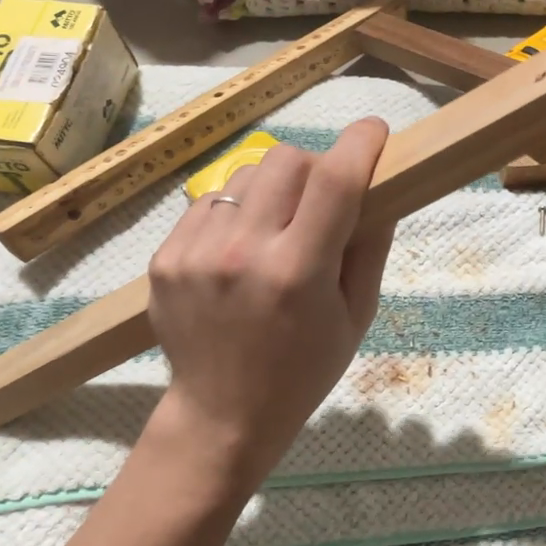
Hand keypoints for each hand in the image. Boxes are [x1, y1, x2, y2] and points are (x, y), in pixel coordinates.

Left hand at [146, 118, 393, 475]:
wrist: (224, 414)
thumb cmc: (306, 370)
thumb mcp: (357, 316)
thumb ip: (370, 247)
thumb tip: (380, 187)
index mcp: (299, 272)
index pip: (334, 180)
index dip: (360, 144)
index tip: (375, 132)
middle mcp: (243, 252)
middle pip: (287, 160)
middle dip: (317, 169)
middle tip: (324, 201)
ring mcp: (195, 252)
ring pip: (246, 174)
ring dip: (274, 189)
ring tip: (278, 230)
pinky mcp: (165, 256)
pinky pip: (211, 202)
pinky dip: (237, 212)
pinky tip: (241, 251)